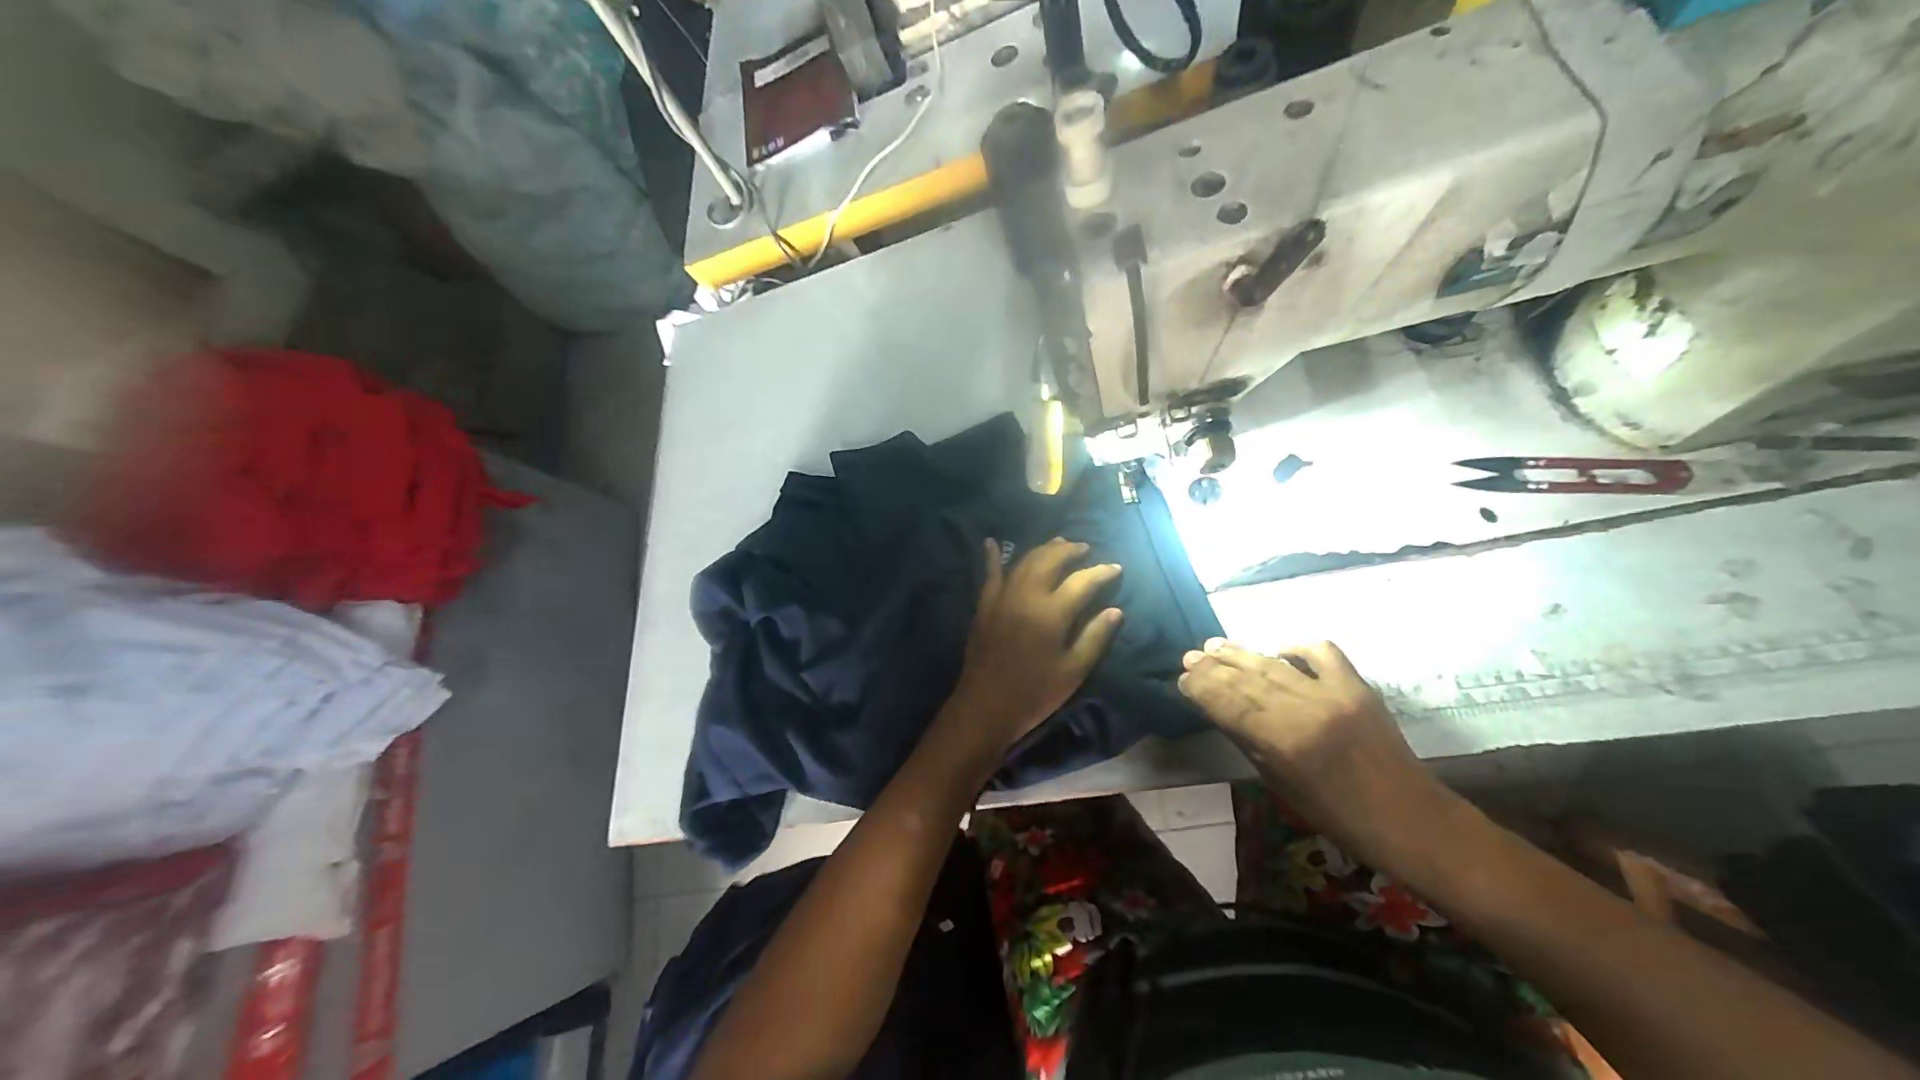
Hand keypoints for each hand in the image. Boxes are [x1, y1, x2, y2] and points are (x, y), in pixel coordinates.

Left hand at [944, 537, 1123, 754]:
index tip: (1116, 568)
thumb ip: (1095, 638)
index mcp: (1051, 612)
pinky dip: (992, 557)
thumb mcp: (1072, 671)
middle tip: (1085, 548)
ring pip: (1024, 562)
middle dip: (1070, 550)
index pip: (1082, 582)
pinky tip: (992, 542)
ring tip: (1058, 544)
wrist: (985, 706)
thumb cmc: (1034, 693)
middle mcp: (1026, 596)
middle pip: (1050, 560)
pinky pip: (989, 574)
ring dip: (1043, 550)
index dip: (1101, 572)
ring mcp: (1001, 598)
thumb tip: (1115, 611)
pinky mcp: (984, 606)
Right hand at [1177, 639, 1453, 863]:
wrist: (1409, 818)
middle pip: (1247, 678)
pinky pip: (1322, 652)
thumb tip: (1217, 709)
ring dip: (1242, 653)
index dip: (1201, 688)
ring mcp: (1335, 693)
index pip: (1228, 703)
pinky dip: (1296, 648)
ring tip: (1216, 645)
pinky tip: (1278, 651)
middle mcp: (1305, 709)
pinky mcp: (1359, 685)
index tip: (1181, 679)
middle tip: (1189, 656)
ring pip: (1275, 663)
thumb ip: (1248, 740)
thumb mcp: (1279, 784)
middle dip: (1214, 666)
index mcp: (1283, 741)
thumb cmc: (1336, 815)